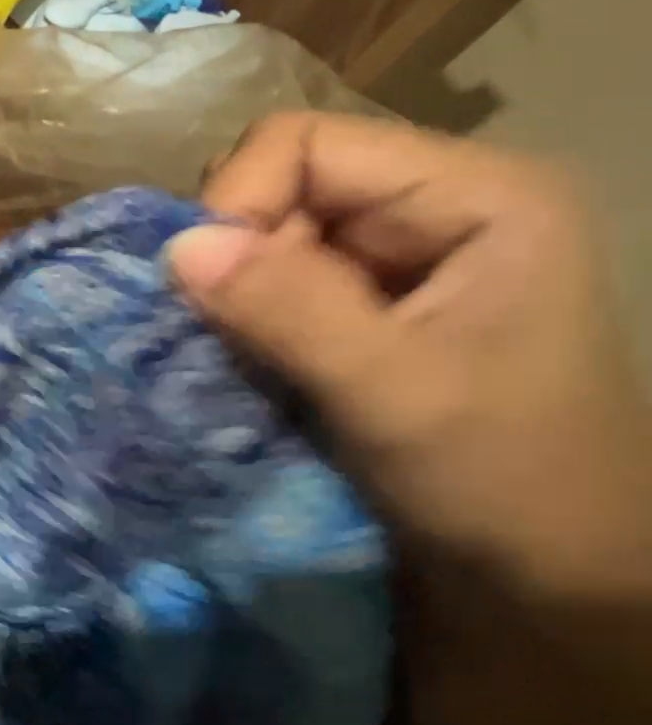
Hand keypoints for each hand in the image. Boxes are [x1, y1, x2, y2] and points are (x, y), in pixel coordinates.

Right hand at [166, 111, 651, 599]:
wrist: (550, 581)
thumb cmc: (508, 482)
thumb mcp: (399, 395)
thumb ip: (290, 311)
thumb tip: (175, 246)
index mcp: (474, 195)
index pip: (302, 144)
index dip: (240, 202)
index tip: (213, 287)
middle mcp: (428, 208)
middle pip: (274, 186)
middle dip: (233, 257)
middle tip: (231, 332)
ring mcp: (390, 258)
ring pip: (257, 239)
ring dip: (229, 297)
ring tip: (242, 359)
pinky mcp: (355, 304)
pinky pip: (262, 284)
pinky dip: (235, 322)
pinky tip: (247, 365)